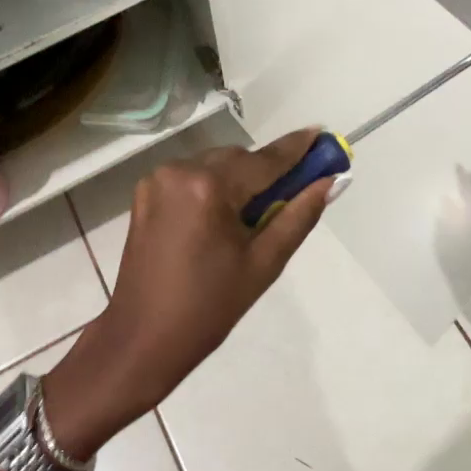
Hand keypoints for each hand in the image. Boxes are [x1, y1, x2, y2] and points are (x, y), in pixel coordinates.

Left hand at [42, 131, 336, 456]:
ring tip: (251, 217)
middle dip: (266, 172)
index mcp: (209, 187)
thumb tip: (327, 181)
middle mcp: (180, 171)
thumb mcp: (263, 263)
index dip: (297, 149)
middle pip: (237, 159)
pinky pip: (190, 177)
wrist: (143, 336)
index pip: (264, 161)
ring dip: (237, 180)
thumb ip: (298, 216)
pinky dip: (211, 188)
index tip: (322, 134)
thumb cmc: (209, 307)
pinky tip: (219, 219)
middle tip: (294, 191)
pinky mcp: (144, 193)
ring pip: (213, 165)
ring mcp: (157, 179)